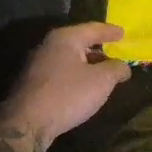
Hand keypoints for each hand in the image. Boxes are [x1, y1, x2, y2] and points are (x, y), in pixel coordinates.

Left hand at [0, 23, 130, 151]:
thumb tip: (123, 67)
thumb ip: (117, 69)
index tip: (124, 33)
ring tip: (103, 71)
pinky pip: (61, 71)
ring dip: (87, 63)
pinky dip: (75, 73)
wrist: (27, 123)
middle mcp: (48, 45)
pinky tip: (83, 85)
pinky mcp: (32, 82)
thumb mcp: (102, 81)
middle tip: (115, 53)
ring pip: (69, 57)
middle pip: (79, 41)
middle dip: (98, 48)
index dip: (111, 32)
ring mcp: (37, 64)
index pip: (93, 28)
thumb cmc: (68, 95)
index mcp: (65, 38)